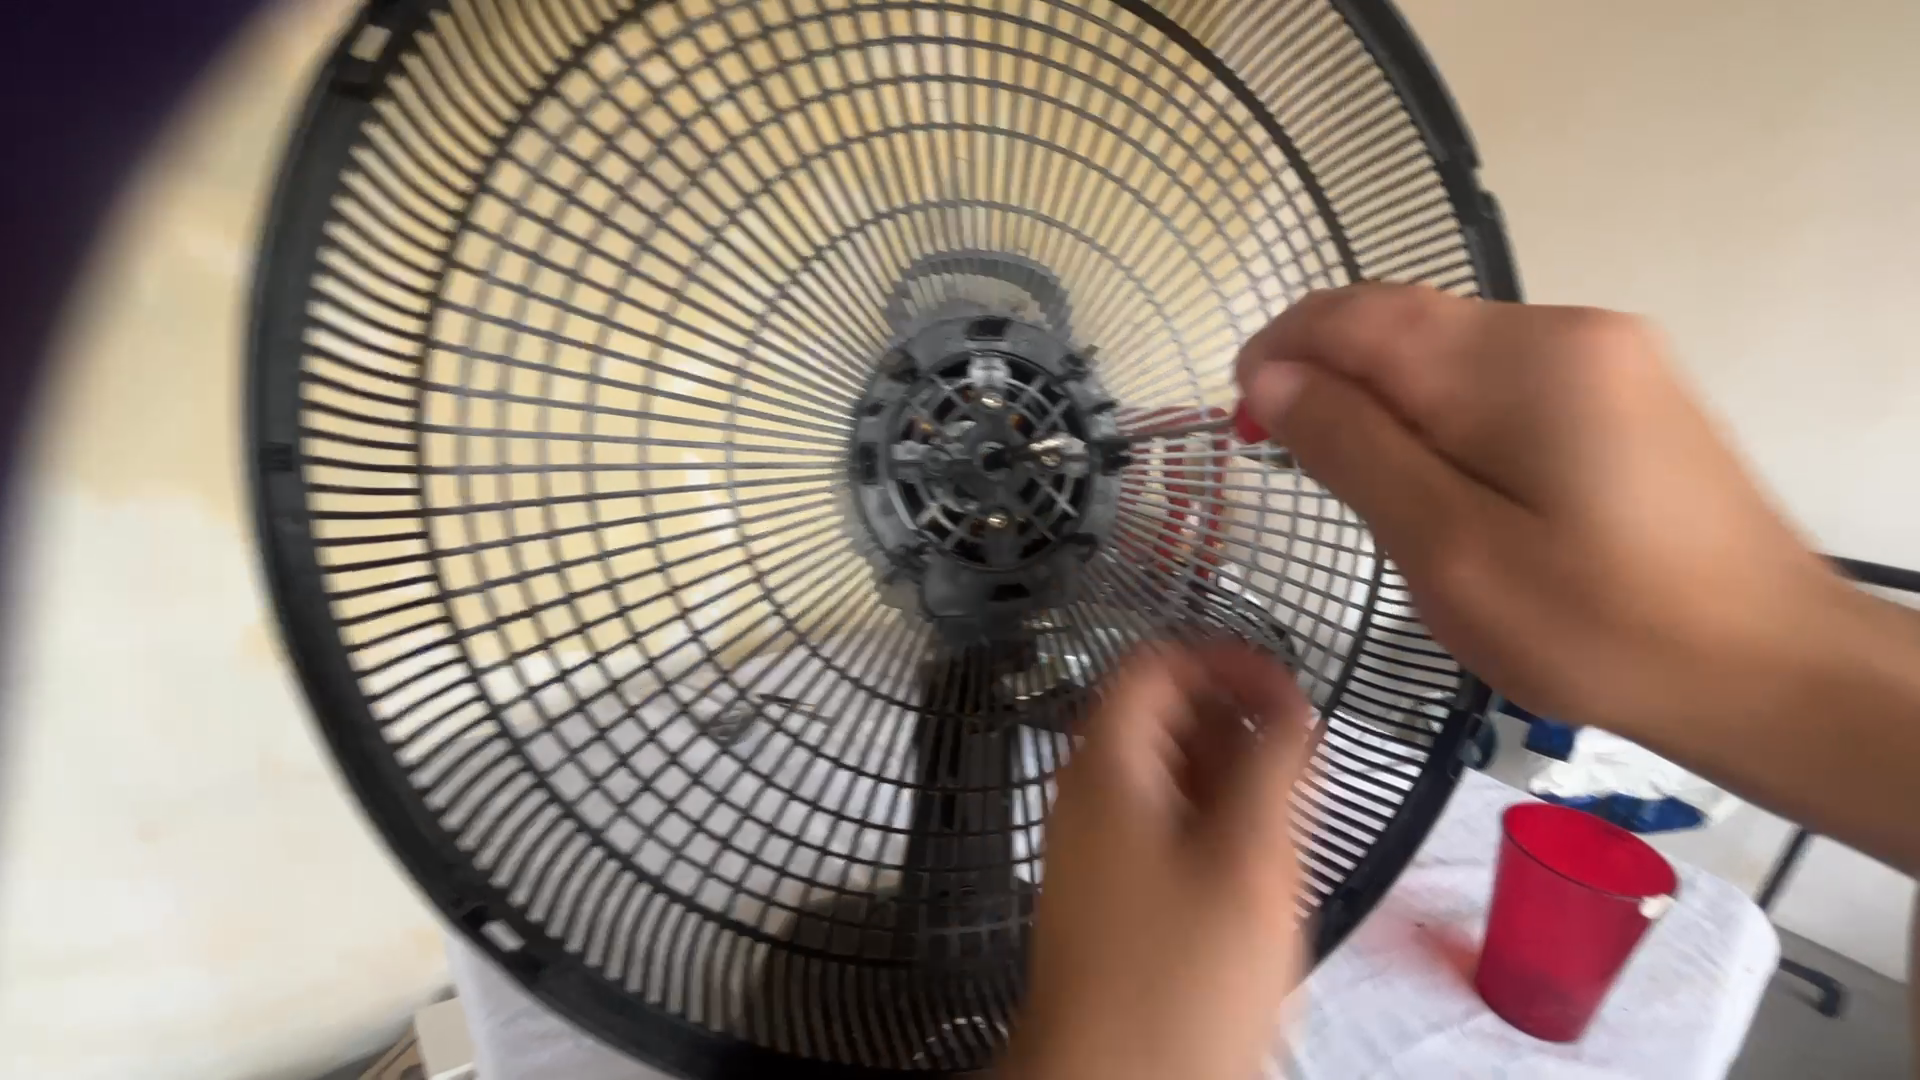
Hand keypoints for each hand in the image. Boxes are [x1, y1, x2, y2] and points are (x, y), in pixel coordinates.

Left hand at [1004, 644, 1312, 1079]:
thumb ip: (1272, 768)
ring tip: (1290, 801)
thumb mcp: (1245, 860)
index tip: (1283, 686)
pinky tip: (1255, 849)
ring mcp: (1097, 835)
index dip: (1220, 661)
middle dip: (1234, 718)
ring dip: (1230, 768)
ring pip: (1166, 768)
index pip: (1154, 666)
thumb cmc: (1177, 973)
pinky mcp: (1112, 879)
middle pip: (1161, 715)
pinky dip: (1211, 811)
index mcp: (1108, 763)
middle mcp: (1090, 787)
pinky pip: (1162, 816)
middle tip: (1299, 752)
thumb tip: (1290, 708)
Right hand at [1234, 283, 1919, 874]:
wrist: (1766, 671)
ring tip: (1347, 474)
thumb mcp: (1444, 547)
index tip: (1240, 419)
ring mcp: (1594, 352)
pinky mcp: (1608, 386)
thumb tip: (1269, 380)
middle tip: (1282, 455)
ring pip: (1433, 346)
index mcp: (1516, 362)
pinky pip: (1478, 373)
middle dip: (1318, 373)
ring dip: (1367, 393)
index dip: (1278, 350)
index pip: (1357, 316)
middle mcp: (1560, 328)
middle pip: (1395, 321)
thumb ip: (1350, 450)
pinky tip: (1420, 469)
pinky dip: (1419, 406)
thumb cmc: (1591, 625)